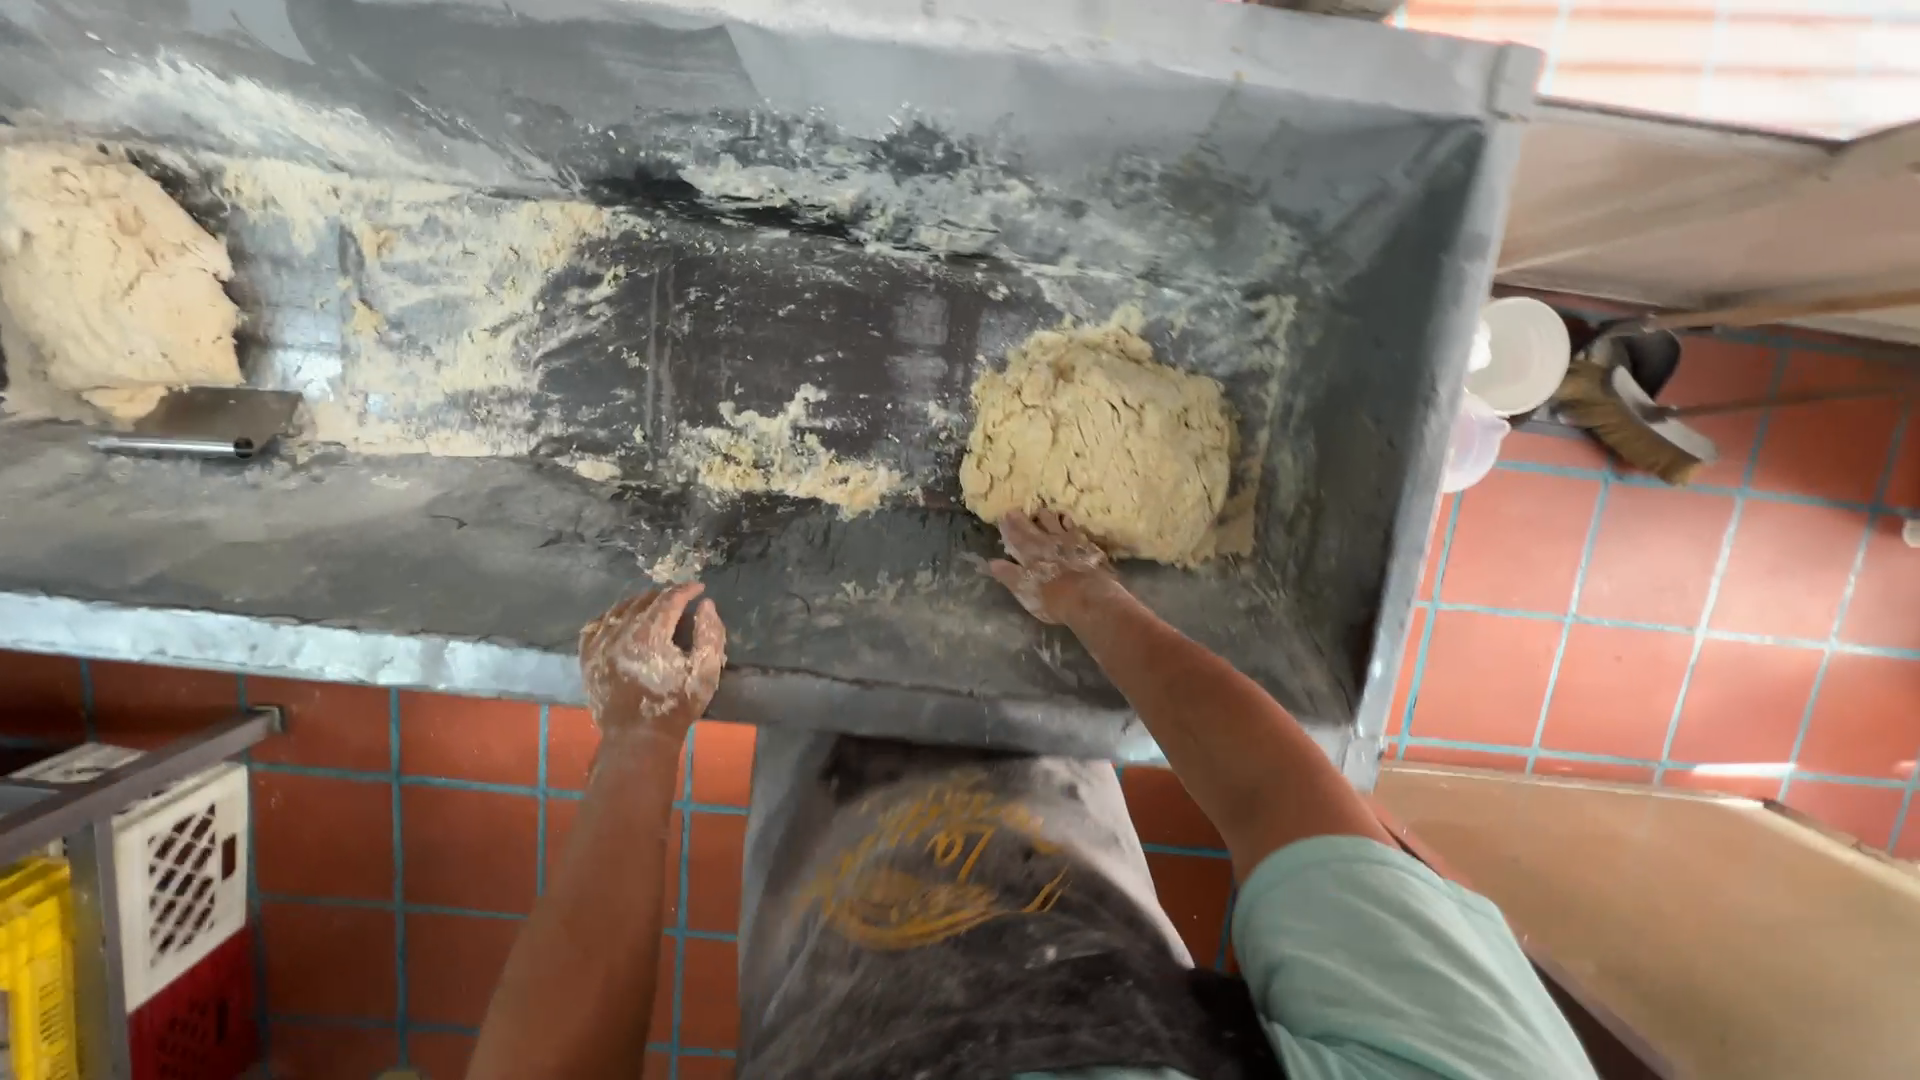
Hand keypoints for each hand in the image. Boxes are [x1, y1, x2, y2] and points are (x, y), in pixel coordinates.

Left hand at [578, 584, 725, 743]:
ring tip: (654, 607)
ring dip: (639, 603)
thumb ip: (710, 634)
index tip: (699, 589)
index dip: (686, 590)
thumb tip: (706, 605)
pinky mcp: (588, 658)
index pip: (669, 599)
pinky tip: (621, 621)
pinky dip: (610, 617)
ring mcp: (600, 646)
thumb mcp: (705, 672)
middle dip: (665, 596)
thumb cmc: (676, 706)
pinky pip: (595, 626)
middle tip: (681, 599)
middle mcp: (620, 634)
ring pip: (618, 610)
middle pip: (643, 601)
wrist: (638, 739)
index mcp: (650, 635)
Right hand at [989, 511, 1119, 624]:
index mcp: (1030, 556)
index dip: (1008, 529)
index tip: (1002, 518)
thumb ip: (1009, 576)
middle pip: (1031, 528)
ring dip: (1044, 516)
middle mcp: (1047, 544)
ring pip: (1052, 522)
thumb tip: (992, 563)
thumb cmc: (1055, 601)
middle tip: (1014, 510)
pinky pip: (1073, 526)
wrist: (1092, 598)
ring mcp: (1067, 541)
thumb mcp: (1026, 593)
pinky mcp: (1085, 544)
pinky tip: (1065, 518)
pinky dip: (1066, 520)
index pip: (1015, 539)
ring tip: (1039, 512)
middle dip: (1021, 520)